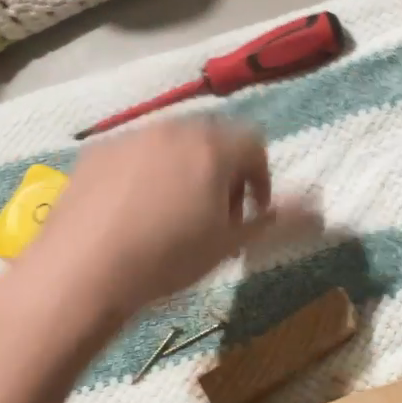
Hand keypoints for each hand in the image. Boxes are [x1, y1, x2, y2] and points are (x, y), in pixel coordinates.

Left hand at [4, 117, 300, 325]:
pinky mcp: (95, 153)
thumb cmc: (167, 260)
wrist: (81, 273)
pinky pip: (135, 154)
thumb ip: (282, 219)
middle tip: (217, 218)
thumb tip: (320, 205)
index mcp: (213, 147)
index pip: (255, 145)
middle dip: (224, 173)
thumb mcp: (231, 244)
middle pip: (214, 139)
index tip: (252, 216)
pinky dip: (147, 175)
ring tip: (175, 217)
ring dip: (186, 172)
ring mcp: (130, 137)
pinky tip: (134, 215)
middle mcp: (174, 129)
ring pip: (173, 145)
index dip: (261, 180)